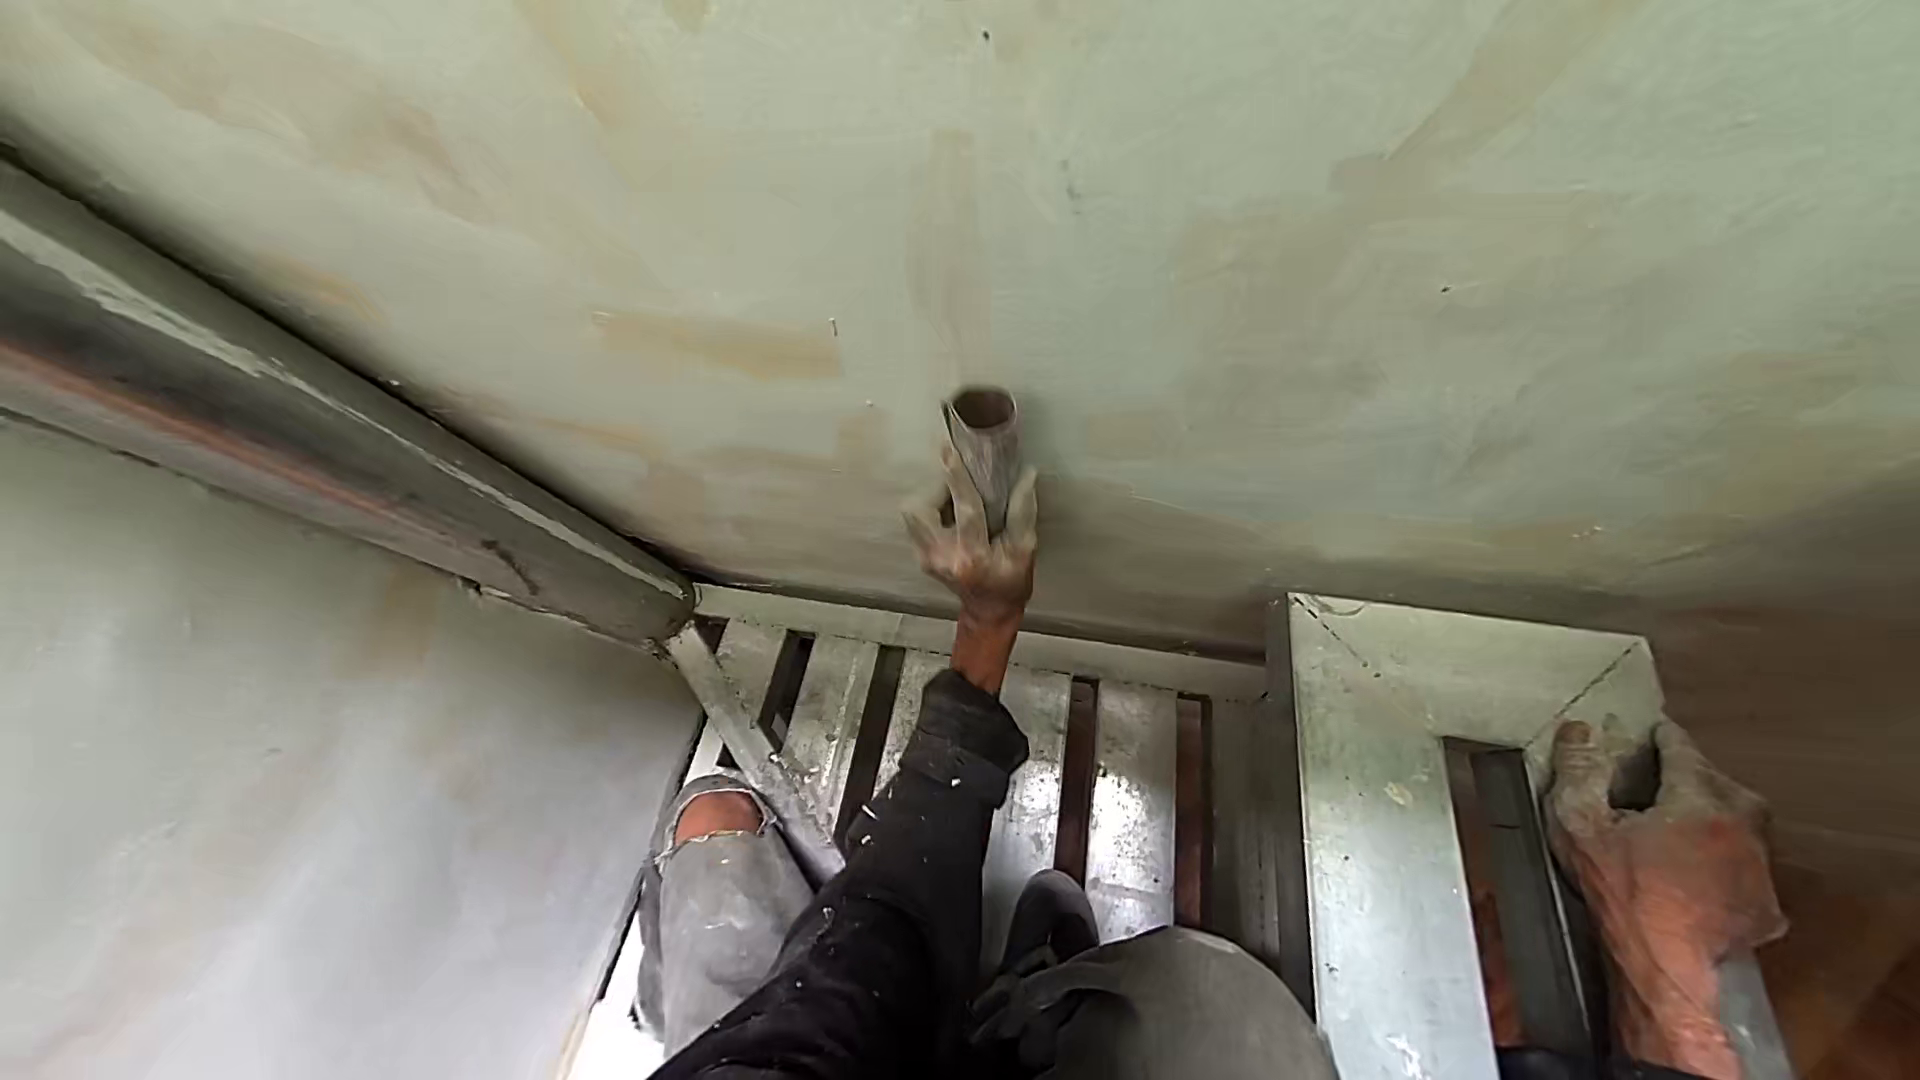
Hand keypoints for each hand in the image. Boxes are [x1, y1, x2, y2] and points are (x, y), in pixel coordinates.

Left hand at [902, 440, 1037, 693]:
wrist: (988, 609)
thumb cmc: (1010, 580)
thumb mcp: (1025, 548)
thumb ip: (1023, 510)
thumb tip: (1026, 473)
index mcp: (972, 557)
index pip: (965, 510)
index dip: (957, 477)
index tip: (949, 449)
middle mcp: (941, 557)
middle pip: (920, 508)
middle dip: (937, 486)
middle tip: (960, 481)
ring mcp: (925, 558)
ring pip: (913, 512)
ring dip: (932, 496)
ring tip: (956, 497)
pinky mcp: (920, 555)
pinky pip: (916, 520)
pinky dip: (932, 508)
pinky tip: (951, 512)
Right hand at [1547, 720, 1786, 1079]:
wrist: (1658, 958)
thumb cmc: (1614, 884)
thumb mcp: (1576, 819)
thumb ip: (1579, 770)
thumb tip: (1582, 729)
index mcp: (1699, 809)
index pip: (1687, 757)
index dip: (1668, 738)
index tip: (1656, 726)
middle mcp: (1743, 836)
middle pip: (1729, 789)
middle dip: (1699, 773)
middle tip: (1665, 769)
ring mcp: (1759, 875)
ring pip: (1745, 827)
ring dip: (1714, 811)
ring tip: (1676, 810)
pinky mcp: (1763, 906)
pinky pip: (1747, 862)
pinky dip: (1722, 849)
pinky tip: (1692, 858)